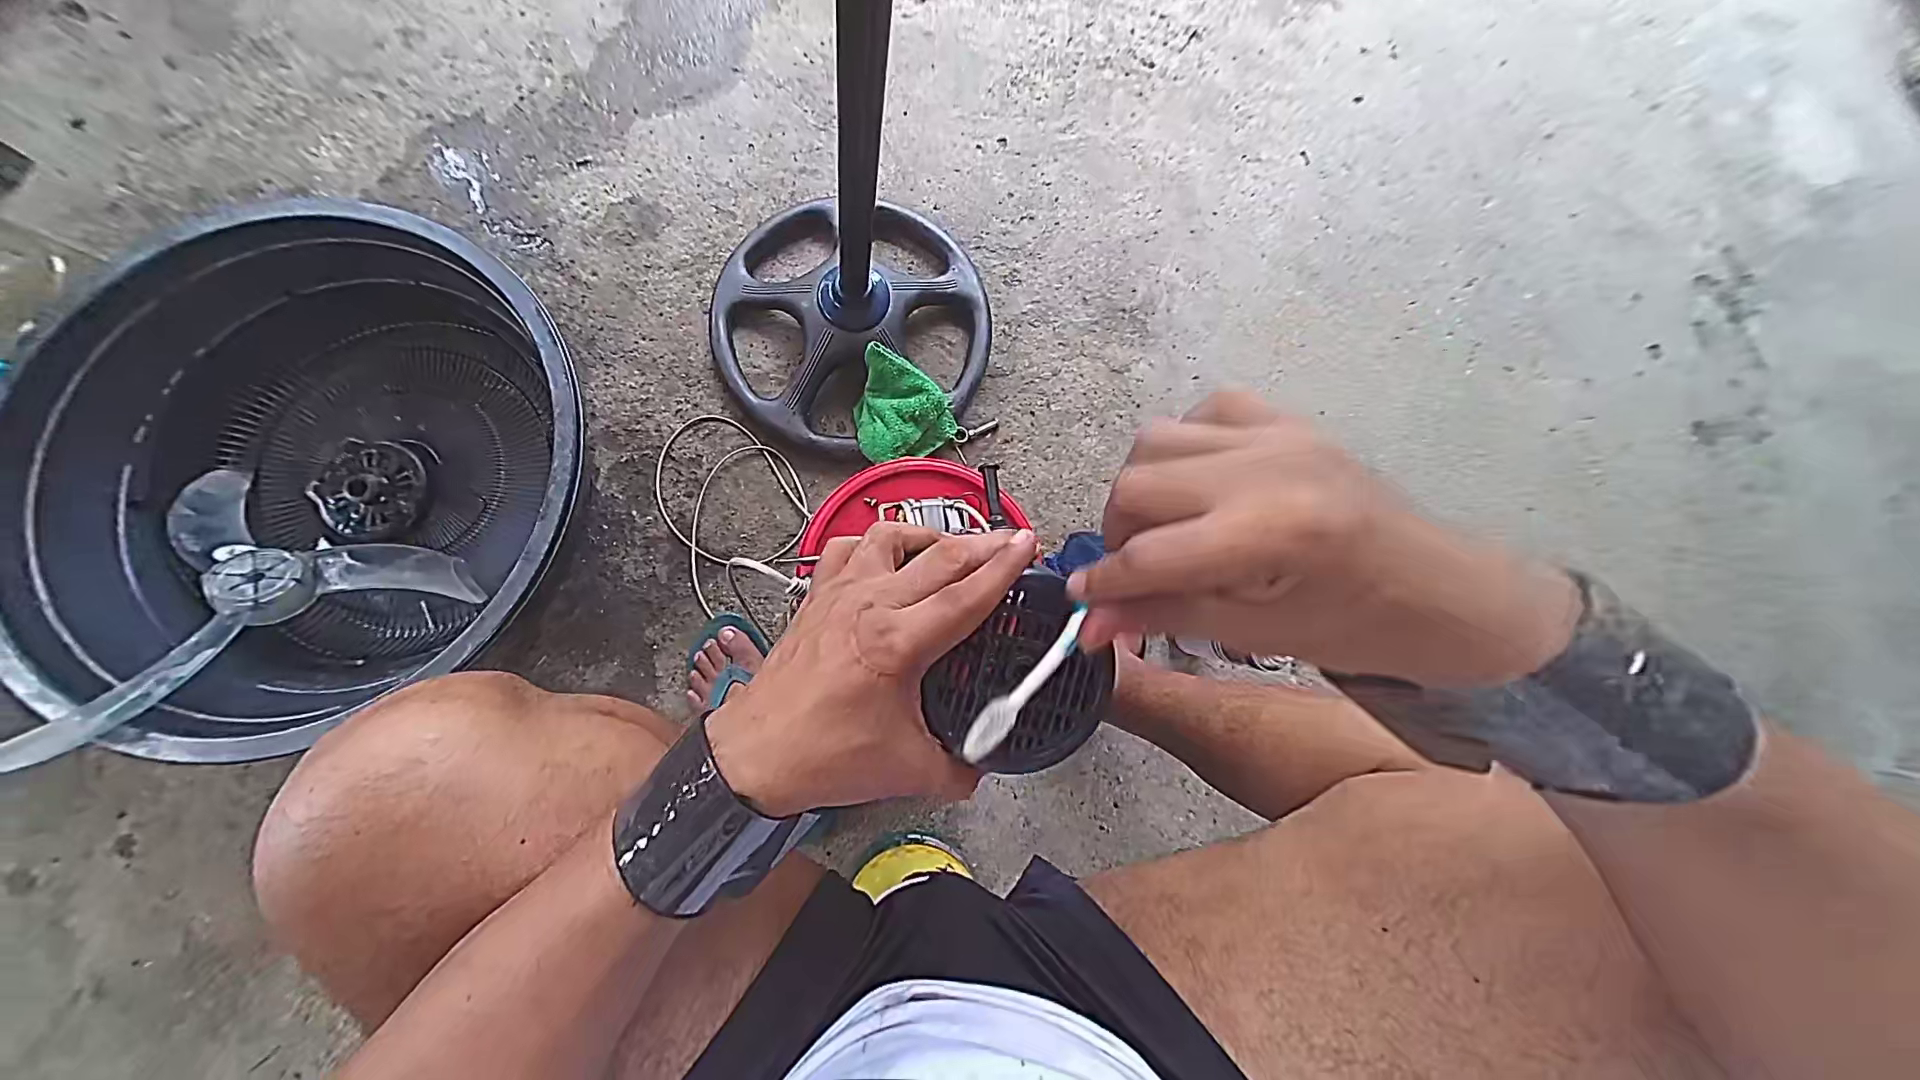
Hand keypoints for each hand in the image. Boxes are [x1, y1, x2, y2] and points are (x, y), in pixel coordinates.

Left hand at [705, 522, 1038, 816]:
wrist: (753, 755)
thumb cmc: (816, 756)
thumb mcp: (906, 769)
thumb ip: (958, 768)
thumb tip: (981, 764)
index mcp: (895, 643)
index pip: (965, 595)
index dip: (1004, 567)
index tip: (1026, 547)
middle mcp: (867, 606)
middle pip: (940, 556)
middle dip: (985, 543)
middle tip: (1011, 542)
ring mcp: (840, 595)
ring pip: (892, 536)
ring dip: (931, 534)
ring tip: (954, 544)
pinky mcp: (819, 597)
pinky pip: (847, 548)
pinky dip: (875, 541)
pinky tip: (888, 553)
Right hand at [1070, 391, 1579, 685]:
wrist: (1445, 592)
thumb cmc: (1357, 629)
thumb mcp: (1253, 636)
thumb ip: (1162, 615)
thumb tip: (1089, 624)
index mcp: (1272, 533)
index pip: (1149, 555)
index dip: (1103, 583)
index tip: (1079, 599)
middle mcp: (1268, 466)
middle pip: (1135, 485)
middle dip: (1117, 534)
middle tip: (1134, 568)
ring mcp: (1278, 432)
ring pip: (1153, 439)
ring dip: (1140, 488)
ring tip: (1165, 525)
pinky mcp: (1285, 417)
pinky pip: (1200, 412)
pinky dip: (1179, 448)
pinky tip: (1197, 483)